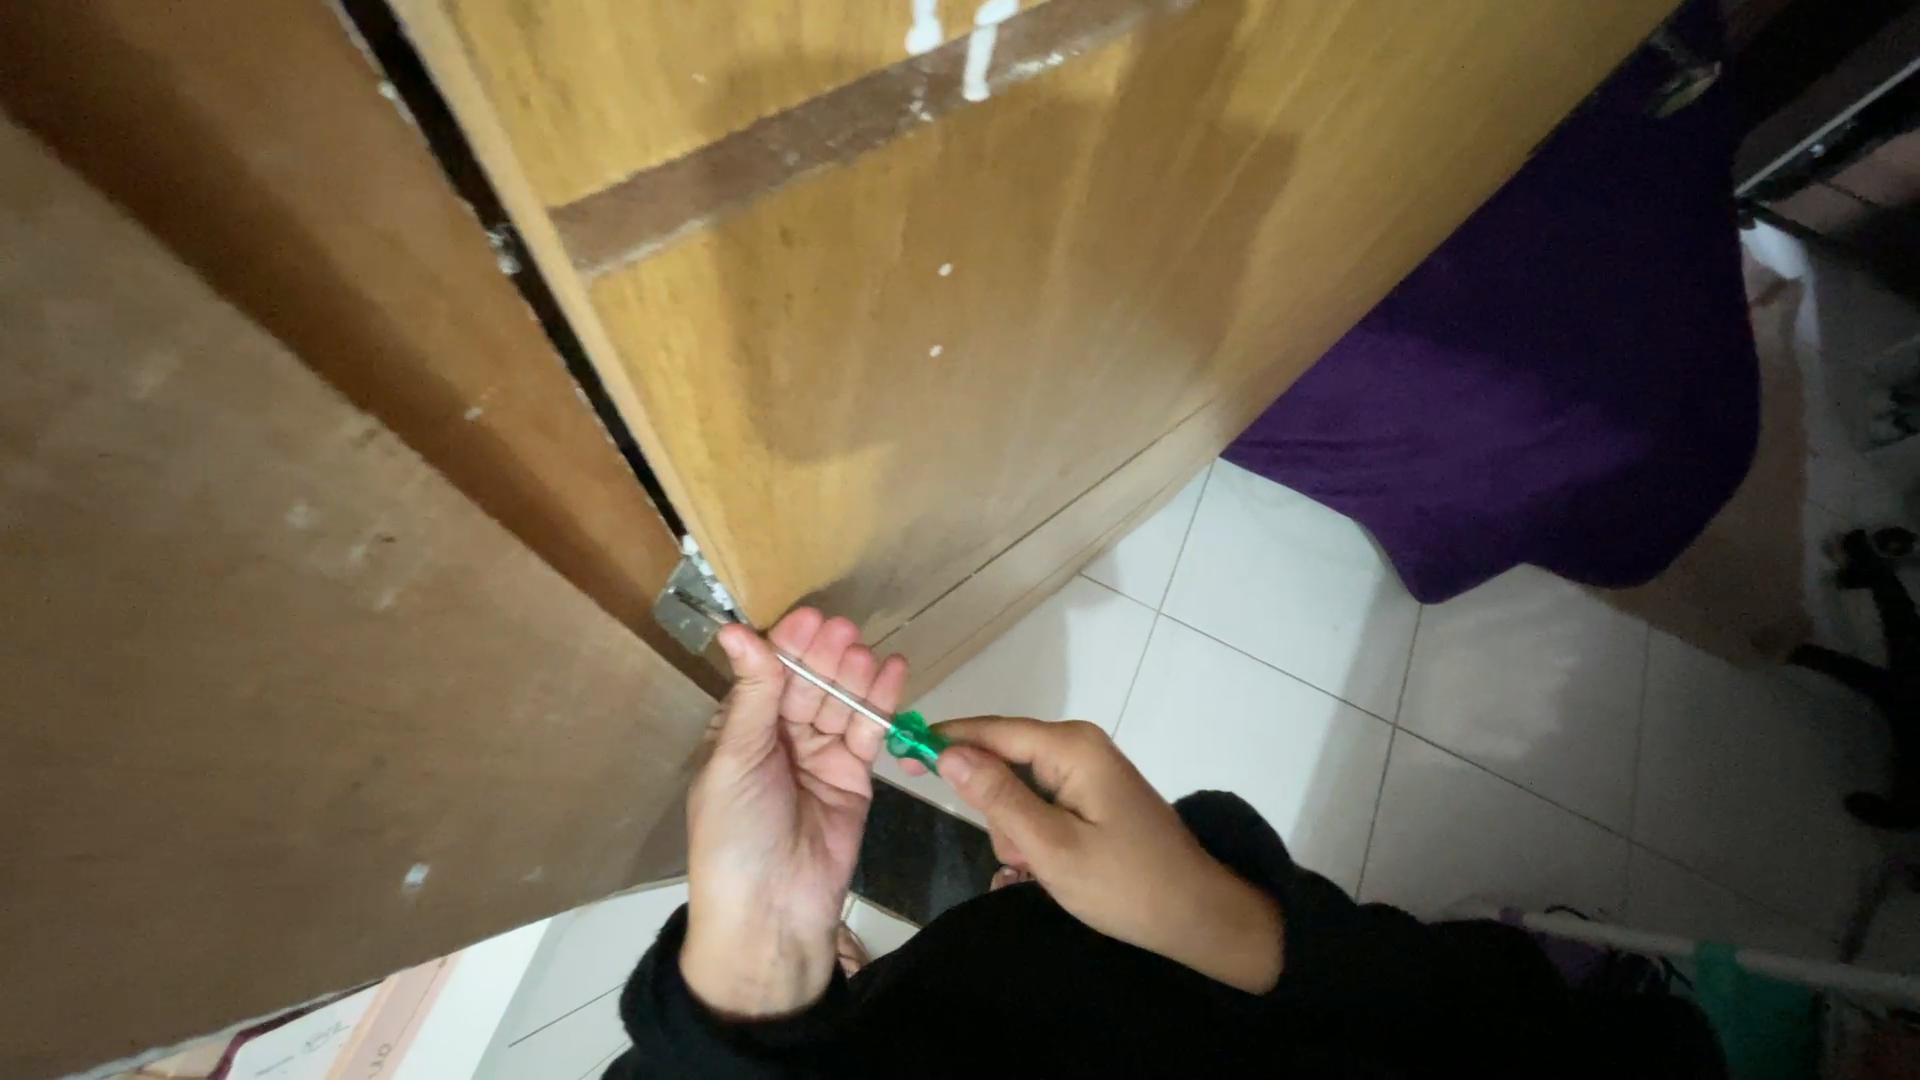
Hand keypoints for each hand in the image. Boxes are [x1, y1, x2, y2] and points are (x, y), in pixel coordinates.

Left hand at [678, 609, 908, 1017]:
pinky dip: (881, 700)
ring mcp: (821, 753)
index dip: (787, 646)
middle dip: (823, 657)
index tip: (808, 619)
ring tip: (865, 652)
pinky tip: (894, 669)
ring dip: (853, 674)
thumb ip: (753, 694)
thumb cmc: (736, 834)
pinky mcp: (855, 774)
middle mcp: (781, 735)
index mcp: (742, 729)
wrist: (772, 913)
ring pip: (840, 701)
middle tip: (842, 631)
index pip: (768, 674)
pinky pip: (868, 730)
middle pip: (808, 683)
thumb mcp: (735, 760)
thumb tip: (735, 630)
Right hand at [915, 717, 1283, 992]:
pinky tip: (1051, 868)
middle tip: (1023, 859)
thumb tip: (948, 752)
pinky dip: (1035, 836)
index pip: (991, 731)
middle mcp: (1077, 745)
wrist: (1197, 917)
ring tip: (1045, 870)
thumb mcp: (1052, 847)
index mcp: (1071, 746)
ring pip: (1017, 789)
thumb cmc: (1125, 884)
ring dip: (1018, 833)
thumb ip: (998, 798)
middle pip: (1003, 762)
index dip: (945, 741)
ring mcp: (1085, 769)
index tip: (902, 755)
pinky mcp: (1089, 793)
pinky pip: (1039, 804)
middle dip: (1000, 813)